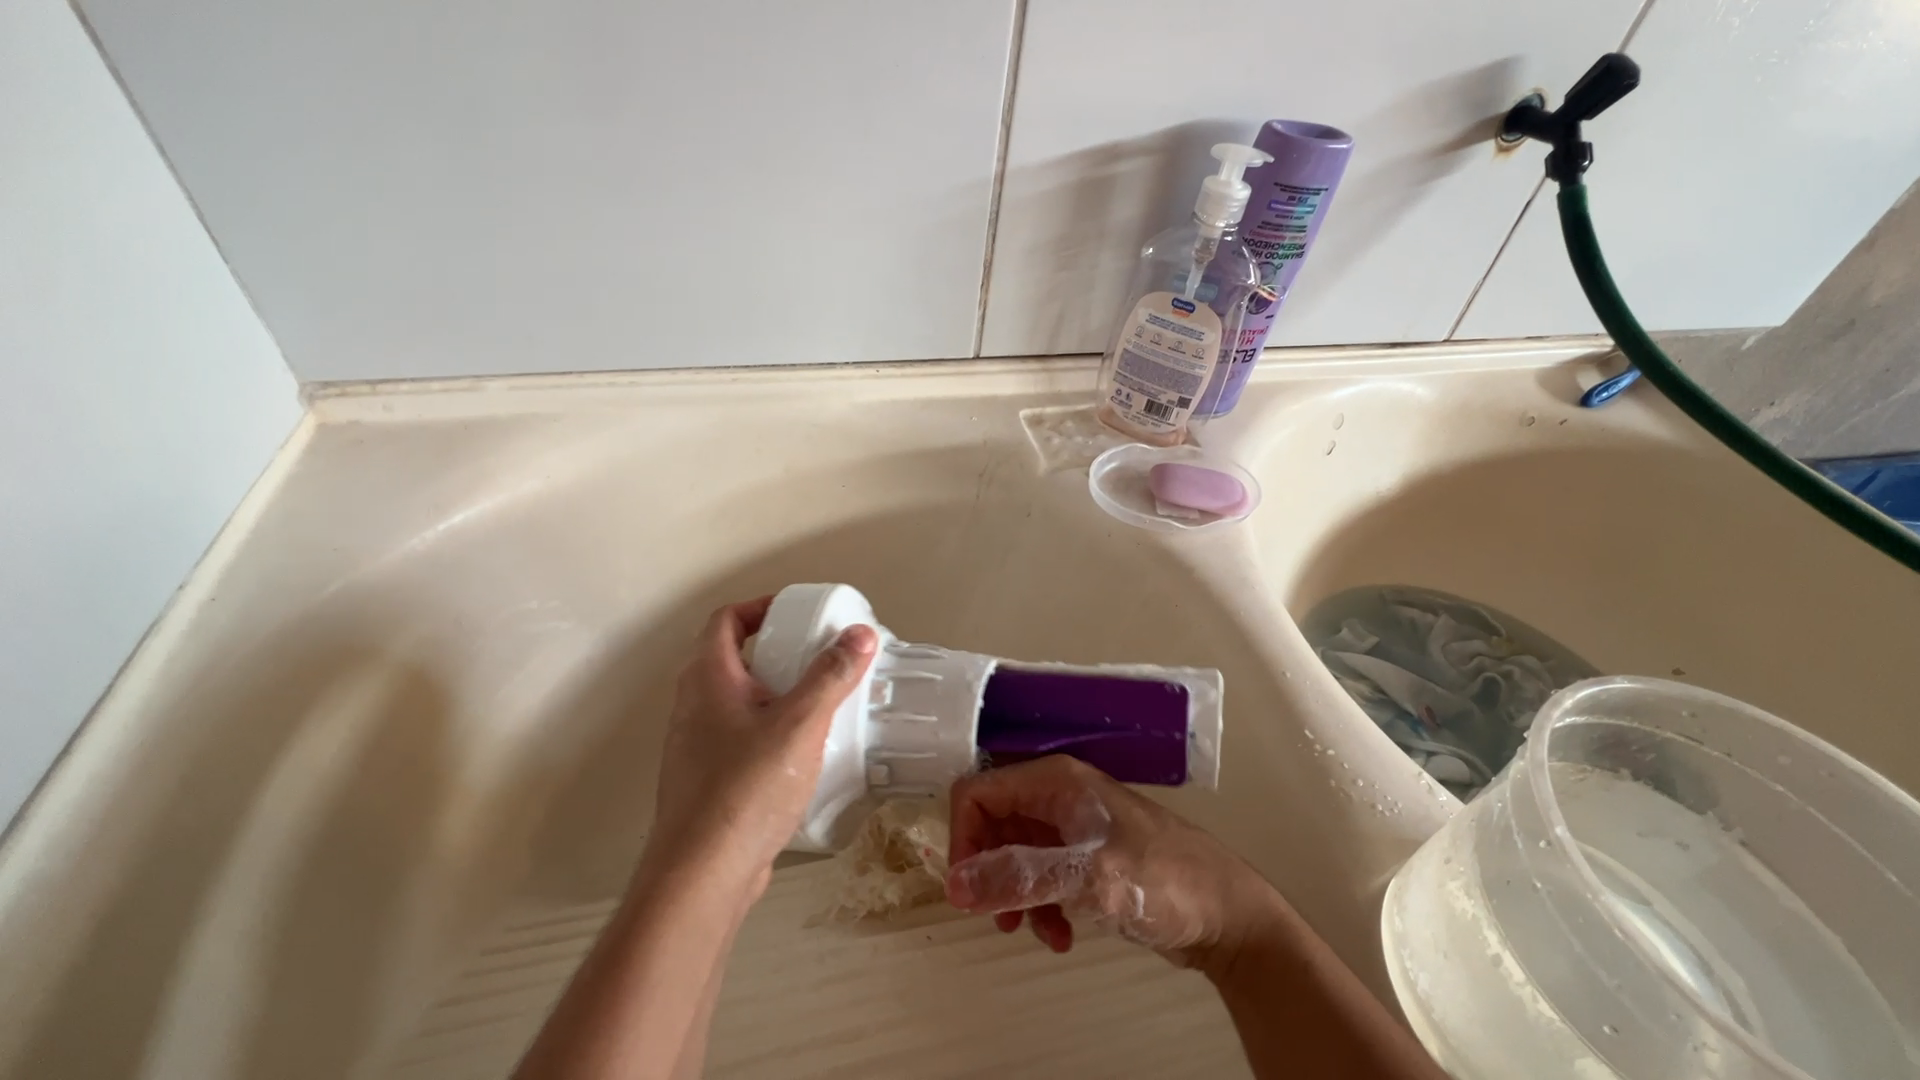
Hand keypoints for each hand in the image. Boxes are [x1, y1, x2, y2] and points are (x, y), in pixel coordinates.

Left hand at [645, 596, 878, 895]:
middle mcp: (693, 706)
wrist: (702, 874)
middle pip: (732, 659)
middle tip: (820, 658)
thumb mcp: (799, 725)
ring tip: (820, 704)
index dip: (760, 607)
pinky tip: (804, 754)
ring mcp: (696, 747)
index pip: (725, 620)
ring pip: (737, 703)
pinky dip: (770, 732)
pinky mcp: (707, 781)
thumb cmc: (746, 788)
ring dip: (776, 694)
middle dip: (778, 652)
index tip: (799, 613)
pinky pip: (740, 739)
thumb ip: (830, 677)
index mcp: (707, 679)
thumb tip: (859, 634)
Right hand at [945, 755, 1270, 972]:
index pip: (978, 793)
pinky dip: (1041, 906)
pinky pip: (1041, 876)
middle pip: (992, 825)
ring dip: (1016, 896)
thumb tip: (954, 886)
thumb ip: (1018, 878)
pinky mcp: (1087, 858)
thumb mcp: (1087, 879)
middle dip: (990, 873)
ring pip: (1014, 855)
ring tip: (1035, 932)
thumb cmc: (1162, 881)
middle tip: (996, 917)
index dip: (963, 838)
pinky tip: (1061, 936)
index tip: (968, 890)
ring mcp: (1074, 827)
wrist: (1228, 914)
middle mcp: (1059, 796)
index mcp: (1055, 782)